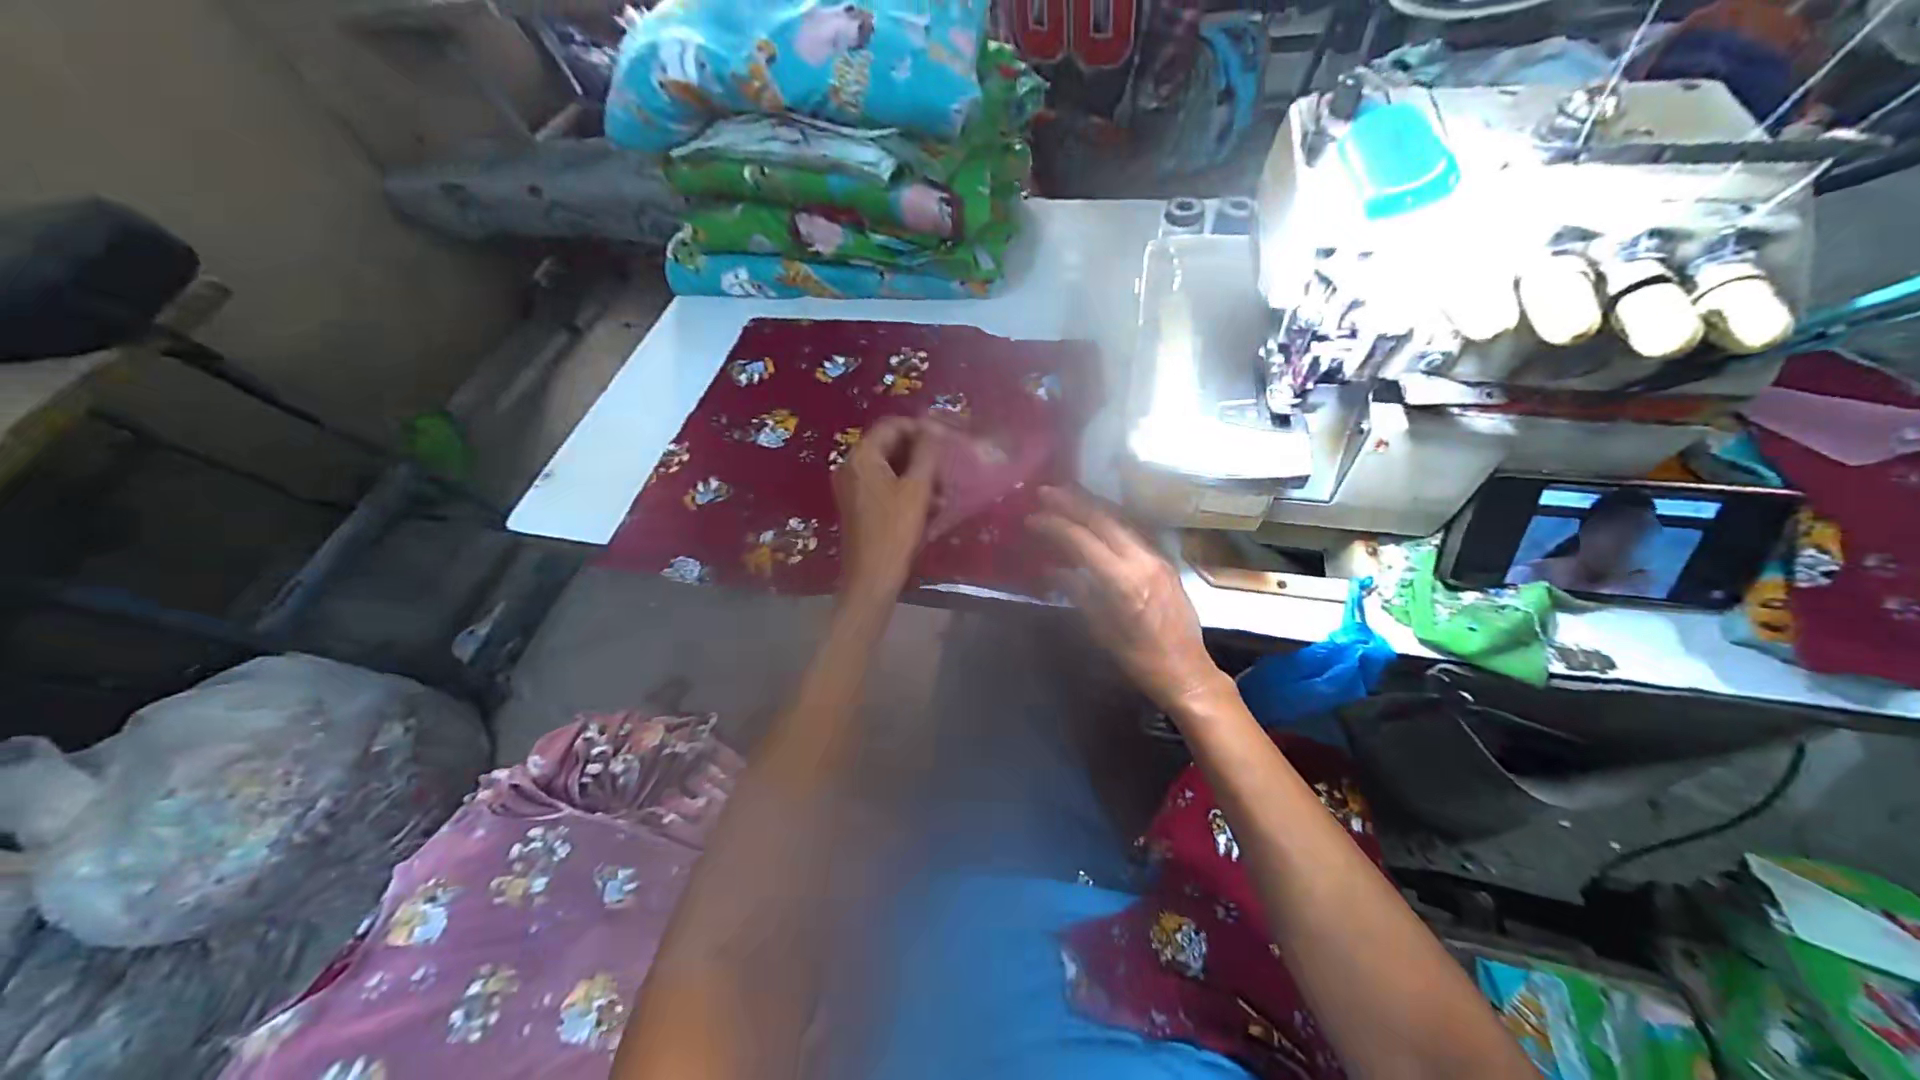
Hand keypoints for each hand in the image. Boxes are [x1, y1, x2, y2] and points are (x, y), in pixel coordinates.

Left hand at [832, 416, 942, 603]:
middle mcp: (851, 467)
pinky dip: (907, 492)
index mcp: (862, 457)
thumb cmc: (895, 531)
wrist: (872, 577)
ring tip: (942, 496)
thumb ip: (927, 453)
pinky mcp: (859, 506)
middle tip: (946, 472)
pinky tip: (929, 509)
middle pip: (891, 447)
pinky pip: (885, 487)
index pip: (892, 426)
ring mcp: (852, 488)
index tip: (947, 440)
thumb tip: (934, 427)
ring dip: (919, 477)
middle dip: (922, 457)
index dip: (921, 429)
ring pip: (891, 469)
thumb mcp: (917, 489)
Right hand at [1026, 486, 1226, 711]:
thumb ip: (1078, 594)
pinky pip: (1134, 530)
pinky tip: (1097, 515)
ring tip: (1067, 494)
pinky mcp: (1166, 561)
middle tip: (1045, 492)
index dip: (1055, 526)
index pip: (1083, 541)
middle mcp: (1143, 561)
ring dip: (1092, 505)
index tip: (1032, 518)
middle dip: (1072, 503)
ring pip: (1122, 520)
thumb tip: (1052, 570)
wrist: (1188, 672)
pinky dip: (1111, 518)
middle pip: (1104, 520)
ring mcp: (1158, 558)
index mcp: (1124, 582)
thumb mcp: (1102, 631)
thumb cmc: (1139, 660)